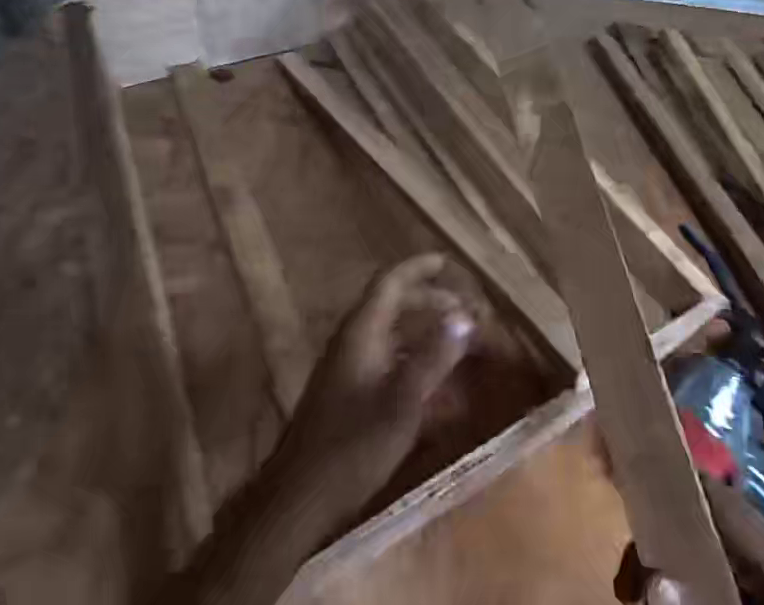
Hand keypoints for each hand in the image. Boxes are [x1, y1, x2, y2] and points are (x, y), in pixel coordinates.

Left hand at [266, 253, 475, 522]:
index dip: (418, 268)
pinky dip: (415, 363)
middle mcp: (353, 342)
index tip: (447, 262)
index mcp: (361, 333)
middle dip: (431, 303)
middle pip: (394, 306)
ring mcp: (348, 369)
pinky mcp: (349, 395)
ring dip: (426, 334)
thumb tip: (464, 317)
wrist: (298, 501)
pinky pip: (389, 363)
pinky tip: (438, 387)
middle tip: (465, 311)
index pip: (390, 282)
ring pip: (393, 336)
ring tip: (459, 344)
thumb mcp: (402, 402)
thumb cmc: (352, 447)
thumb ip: (434, 357)